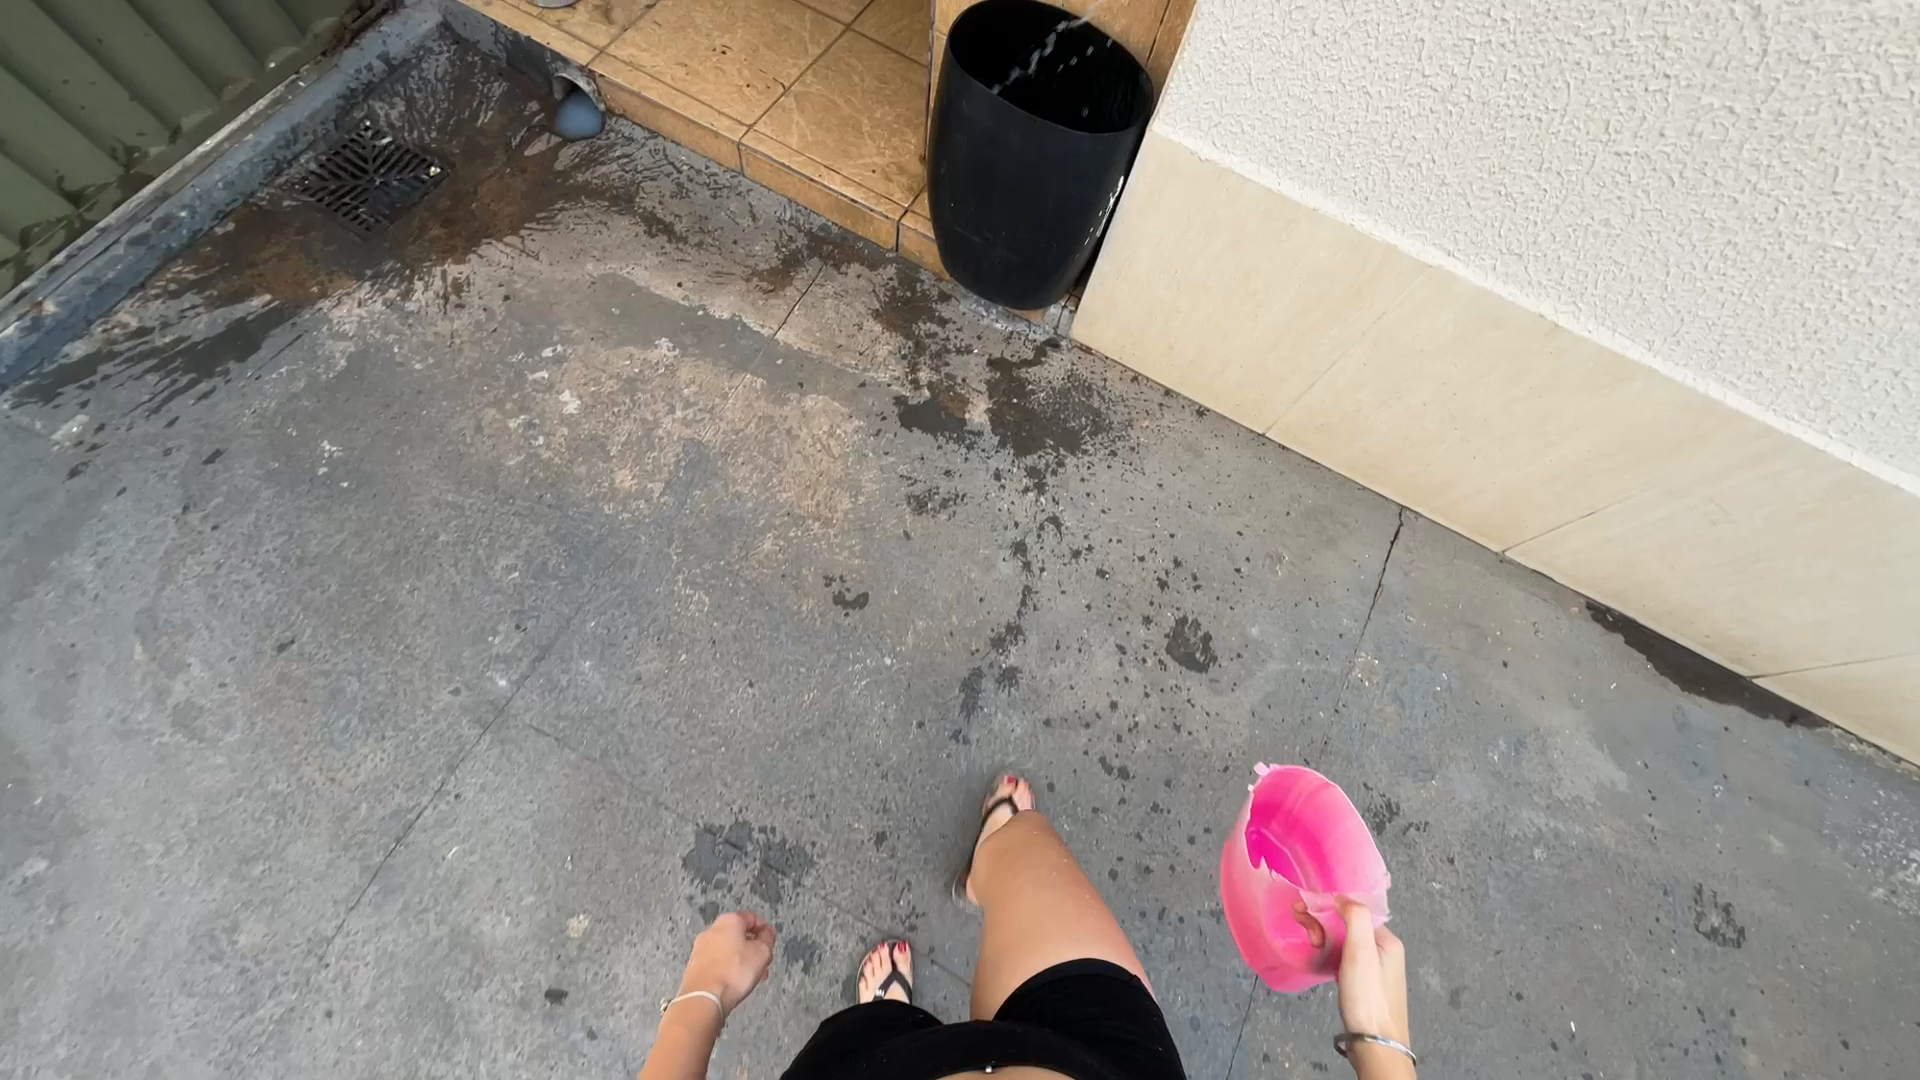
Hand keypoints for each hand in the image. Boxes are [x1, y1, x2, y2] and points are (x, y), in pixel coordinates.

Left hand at [678, 911, 776, 1017]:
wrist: (703, 999)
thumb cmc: (734, 972)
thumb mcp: (762, 952)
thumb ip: (768, 938)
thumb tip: (767, 933)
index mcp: (729, 920)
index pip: (753, 918)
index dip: (765, 930)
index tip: (771, 943)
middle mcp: (712, 930)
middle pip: (739, 935)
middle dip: (752, 949)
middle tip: (762, 963)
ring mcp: (700, 949)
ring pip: (727, 950)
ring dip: (741, 961)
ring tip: (750, 978)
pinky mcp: (694, 967)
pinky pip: (716, 963)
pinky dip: (727, 970)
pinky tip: (734, 984)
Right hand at [1294, 900, 1410, 1056]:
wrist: (1375, 1044)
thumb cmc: (1367, 995)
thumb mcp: (1361, 951)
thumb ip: (1355, 916)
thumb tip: (1341, 897)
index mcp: (1387, 940)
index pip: (1354, 908)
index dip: (1329, 904)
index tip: (1304, 909)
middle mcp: (1383, 950)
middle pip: (1347, 922)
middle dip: (1322, 920)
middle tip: (1305, 930)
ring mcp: (1374, 967)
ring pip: (1343, 938)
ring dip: (1323, 935)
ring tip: (1311, 945)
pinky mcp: (1363, 981)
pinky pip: (1343, 955)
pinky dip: (1328, 951)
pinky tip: (1319, 957)